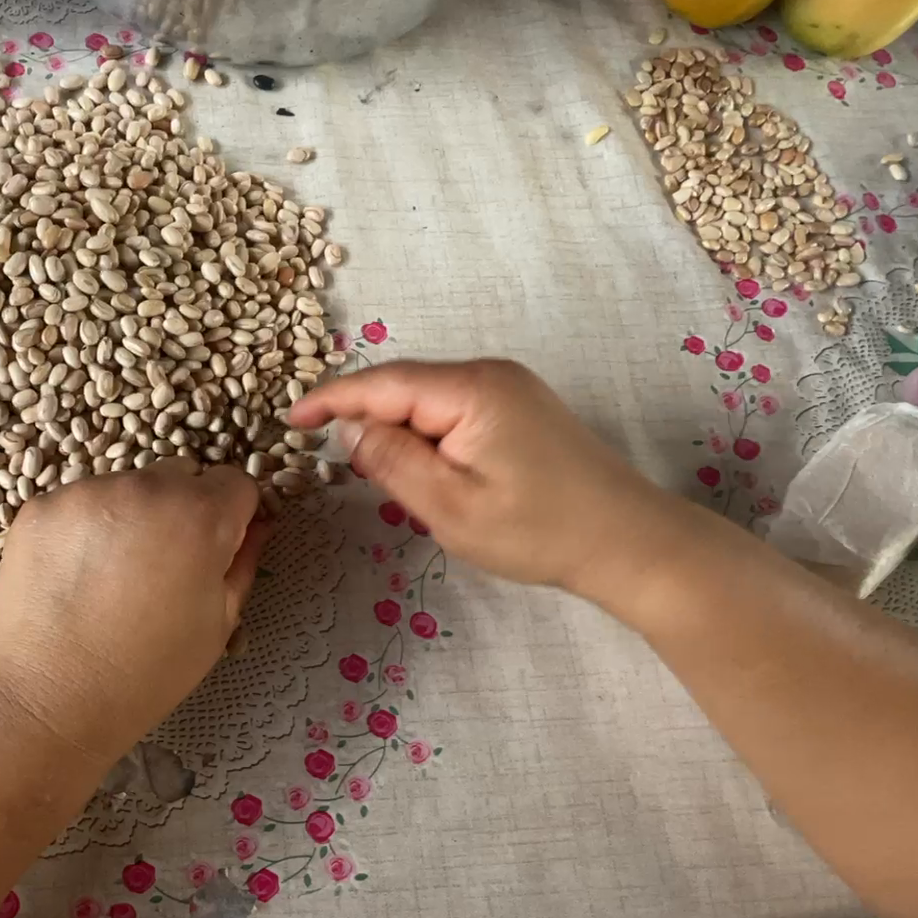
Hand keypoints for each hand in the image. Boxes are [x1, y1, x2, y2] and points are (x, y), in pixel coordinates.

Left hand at [0, 458, 268, 764]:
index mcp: (199, 516)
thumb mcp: (218, 624)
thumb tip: (257, 525)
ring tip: (113, 575)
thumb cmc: (147, 672)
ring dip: (133, 515)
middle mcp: (144, 488)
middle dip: (183, 508)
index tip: (217, 548)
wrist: (49, 699)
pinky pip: (81, 502)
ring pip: (128, 486)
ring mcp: (86, 492)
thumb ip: (243, 563)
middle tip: (163, 564)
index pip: (236, 483)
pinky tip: (76, 574)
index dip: (233, 516)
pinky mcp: (41, 505)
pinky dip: (87, 527)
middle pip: (181, 476)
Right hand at [289, 359, 695, 599]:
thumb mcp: (449, 506)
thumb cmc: (537, 531)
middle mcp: (488, 374)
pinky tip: (413, 461)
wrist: (628, 542)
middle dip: (361, 415)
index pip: (382, 384)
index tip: (290, 420)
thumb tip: (350, 429)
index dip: (331, 398)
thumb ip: (391, 462)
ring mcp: (506, 388)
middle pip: (402, 386)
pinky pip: (448, 410)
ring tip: (368, 466)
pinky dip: (419, 431)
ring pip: (424, 399)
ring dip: (391, 426)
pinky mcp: (516, 408)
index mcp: (471, 390)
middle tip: (328, 456)